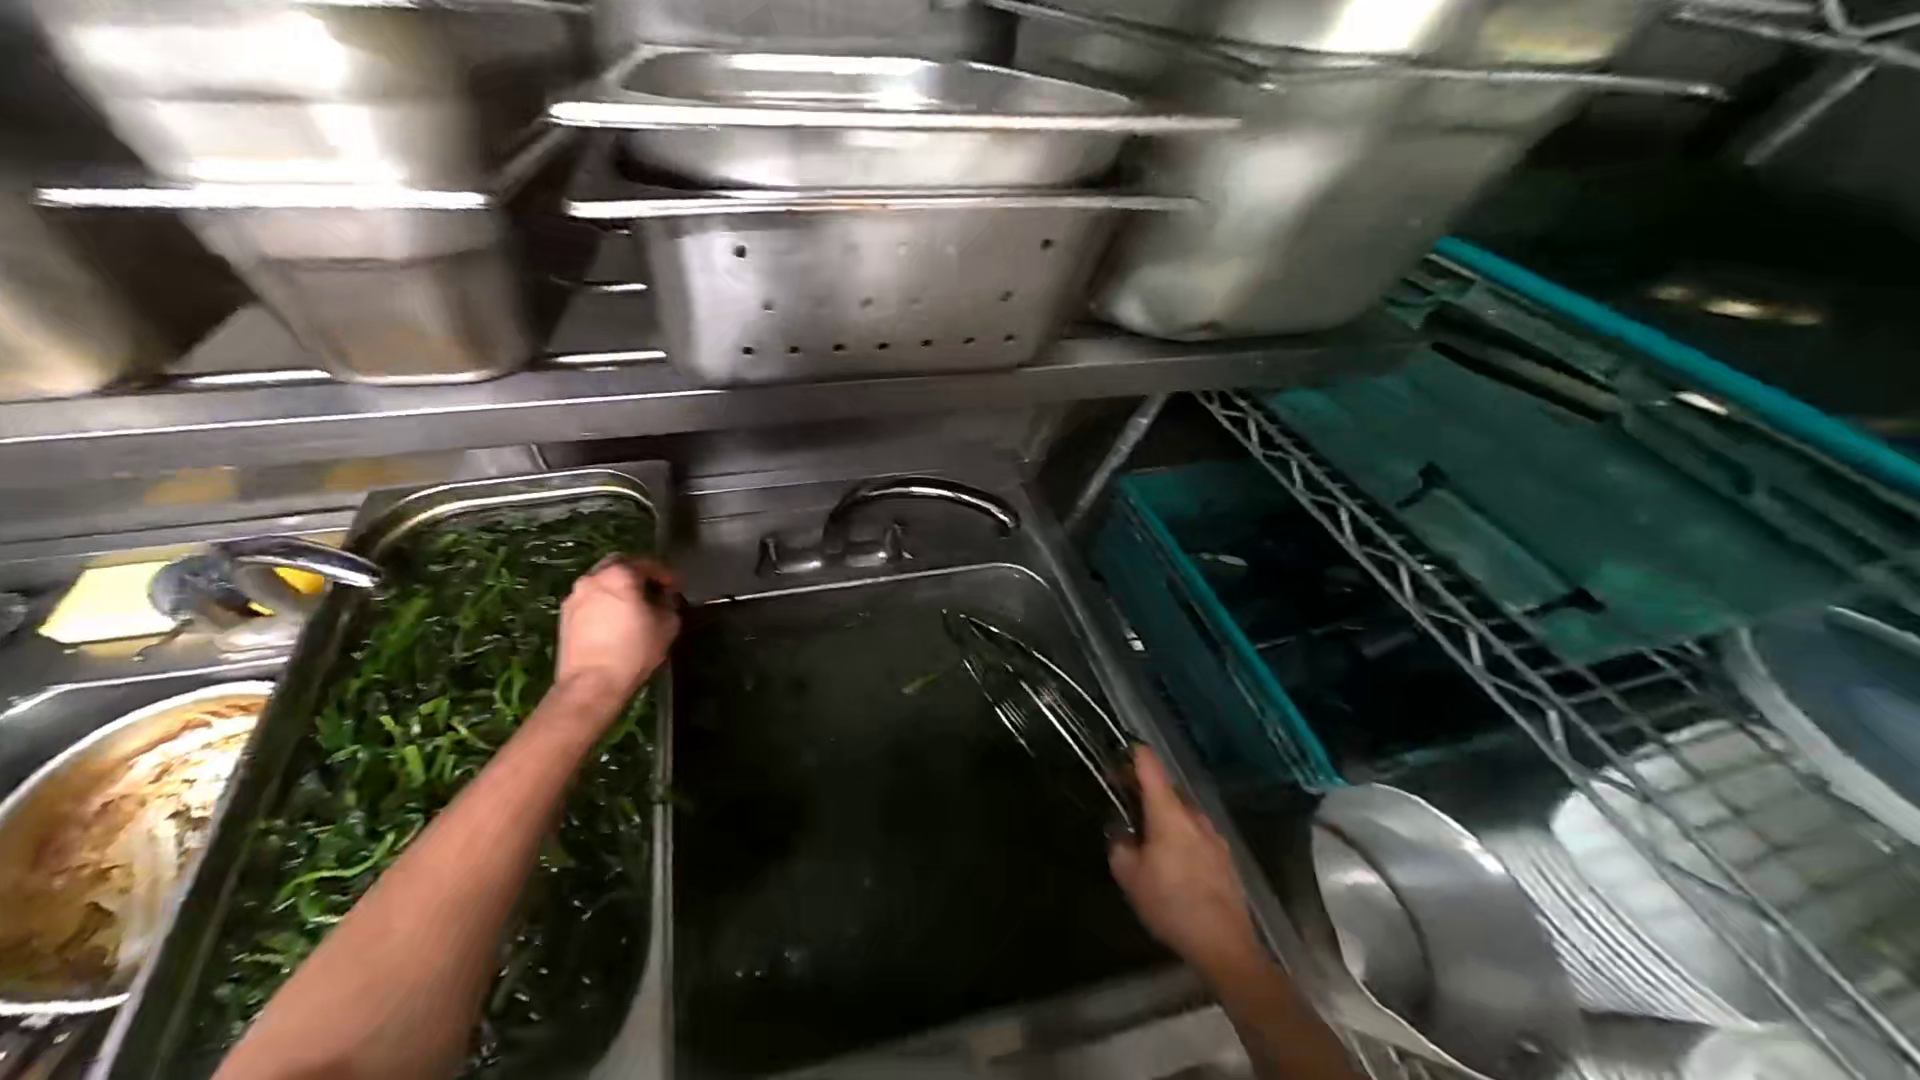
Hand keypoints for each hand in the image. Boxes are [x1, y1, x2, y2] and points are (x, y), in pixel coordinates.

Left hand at [554, 556, 680, 704]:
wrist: (591, 683)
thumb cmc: (634, 650)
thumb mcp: (668, 624)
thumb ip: (669, 603)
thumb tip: (663, 599)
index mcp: (620, 575)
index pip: (648, 564)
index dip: (667, 574)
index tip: (677, 587)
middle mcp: (593, 578)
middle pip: (619, 565)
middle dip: (639, 573)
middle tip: (654, 589)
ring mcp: (575, 597)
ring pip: (602, 581)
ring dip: (619, 587)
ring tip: (634, 605)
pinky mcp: (565, 616)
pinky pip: (591, 599)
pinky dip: (605, 602)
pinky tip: (616, 619)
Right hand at [1110, 746, 1262, 976]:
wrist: (1224, 945)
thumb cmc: (1170, 904)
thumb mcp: (1128, 876)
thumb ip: (1119, 845)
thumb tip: (1122, 833)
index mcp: (1168, 812)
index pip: (1150, 765)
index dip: (1133, 753)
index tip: (1118, 752)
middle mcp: (1194, 815)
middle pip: (1166, 788)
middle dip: (1144, 791)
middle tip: (1124, 804)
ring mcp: (1214, 835)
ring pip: (1182, 812)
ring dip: (1164, 815)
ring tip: (1147, 839)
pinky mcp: (1225, 857)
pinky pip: (1196, 834)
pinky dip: (1180, 836)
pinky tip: (1173, 864)